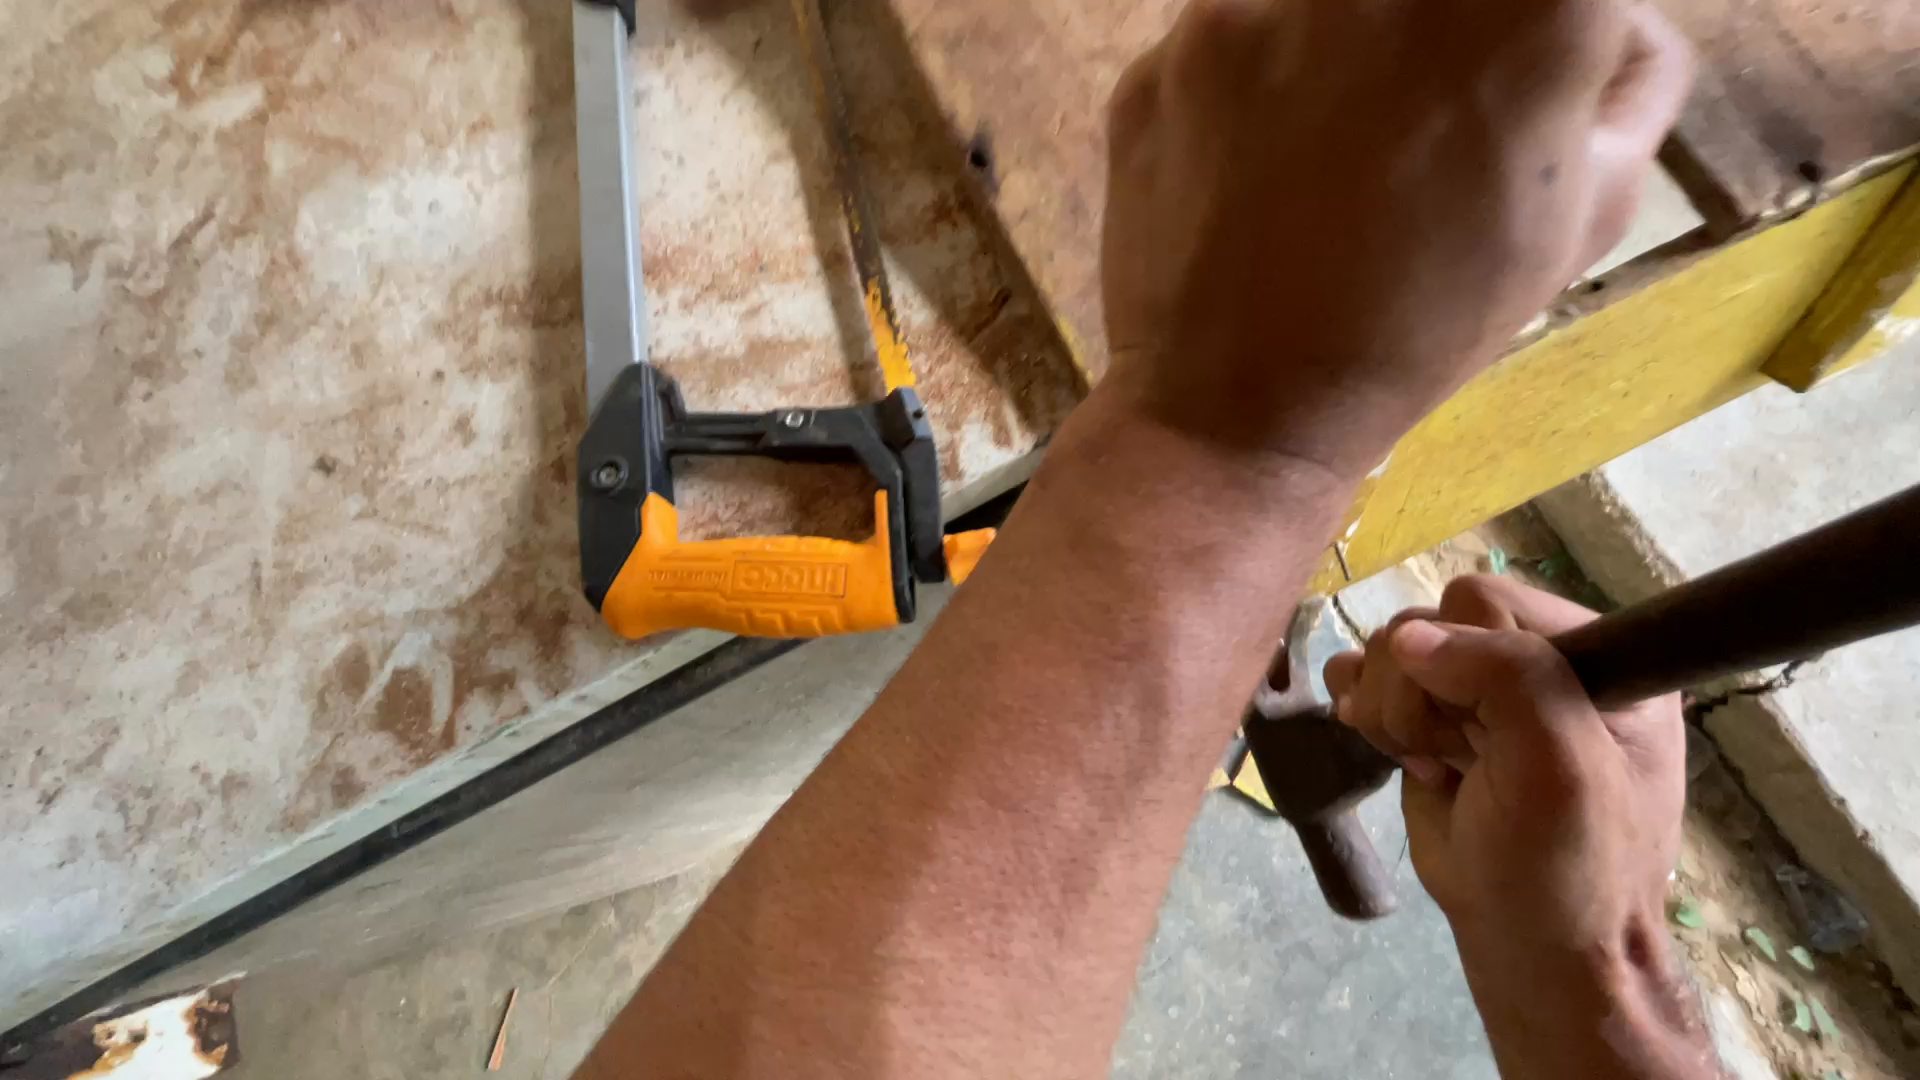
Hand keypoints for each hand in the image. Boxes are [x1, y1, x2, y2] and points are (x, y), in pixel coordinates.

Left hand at [1099, 0, 1692, 477]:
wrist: (1238, 416)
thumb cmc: (1420, 333)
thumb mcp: (1585, 213)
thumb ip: (1624, 75)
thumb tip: (1600, 18)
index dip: (1512, 28)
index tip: (1482, 78)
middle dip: (1404, 35)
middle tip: (1384, 116)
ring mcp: (1234, 19)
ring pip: (1293, 4)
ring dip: (1311, 53)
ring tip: (1300, 159)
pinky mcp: (1146, 79)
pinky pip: (1210, 57)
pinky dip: (1229, 100)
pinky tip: (1231, 183)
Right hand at [1323, 575, 1685, 964]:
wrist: (1524, 935)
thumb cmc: (1564, 861)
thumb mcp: (1558, 768)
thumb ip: (1504, 679)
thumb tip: (1404, 639)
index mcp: (1590, 655)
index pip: (1482, 602)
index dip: (1460, 657)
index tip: (1480, 730)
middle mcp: (1527, 660)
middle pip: (1422, 624)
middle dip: (1416, 694)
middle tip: (1454, 757)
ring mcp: (1468, 688)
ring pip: (1385, 650)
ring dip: (1389, 710)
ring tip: (1428, 762)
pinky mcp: (1420, 713)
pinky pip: (1362, 673)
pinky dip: (1359, 705)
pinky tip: (1387, 744)